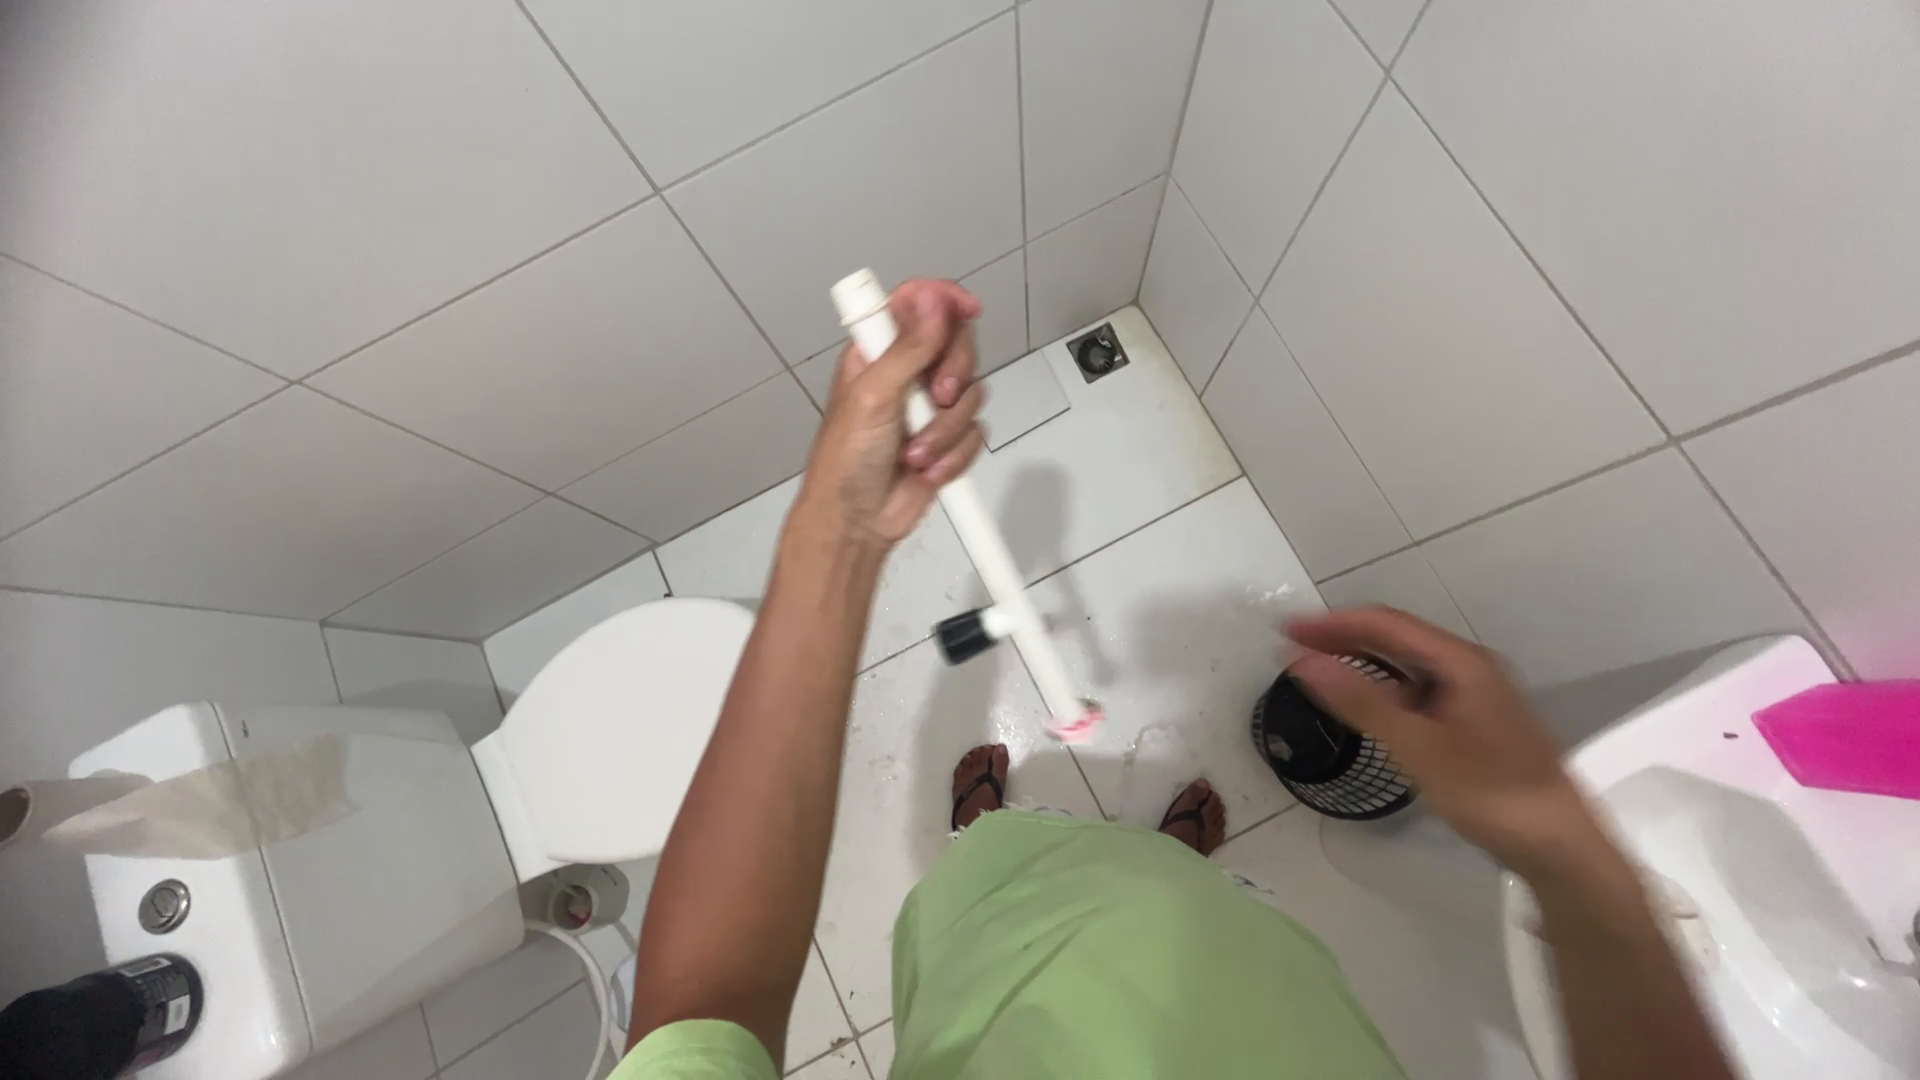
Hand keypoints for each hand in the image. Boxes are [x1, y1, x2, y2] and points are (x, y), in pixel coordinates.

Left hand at [791, 279, 986, 550]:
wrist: (857, 522)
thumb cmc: (846, 460)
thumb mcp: (871, 397)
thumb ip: (907, 349)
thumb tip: (933, 301)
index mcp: (879, 352)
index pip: (918, 305)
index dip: (945, 301)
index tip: (967, 311)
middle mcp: (907, 374)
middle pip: (957, 346)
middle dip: (953, 376)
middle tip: (936, 397)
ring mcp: (929, 409)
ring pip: (972, 395)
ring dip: (946, 431)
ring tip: (914, 454)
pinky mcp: (948, 441)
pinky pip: (976, 434)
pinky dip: (955, 456)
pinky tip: (927, 471)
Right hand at [1285, 606, 1605, 878]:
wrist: (1562, 850)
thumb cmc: (1490, 794)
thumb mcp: (1417, 747)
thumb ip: (1359, 701)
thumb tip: (1300, 660)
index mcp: (1461, 663)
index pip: (1384, 624)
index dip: (1331, 623)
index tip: (1285, 630)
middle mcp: (1469, 667)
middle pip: (1395, 637)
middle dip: (1341, 636)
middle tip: (1291, 647)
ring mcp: (1473, 693)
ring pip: (1405, 662)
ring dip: (1359, 658)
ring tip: (1316, 667)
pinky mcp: (1472, 720)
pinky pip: (1415, 686)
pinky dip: (1380, 685)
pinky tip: (1362, 703)